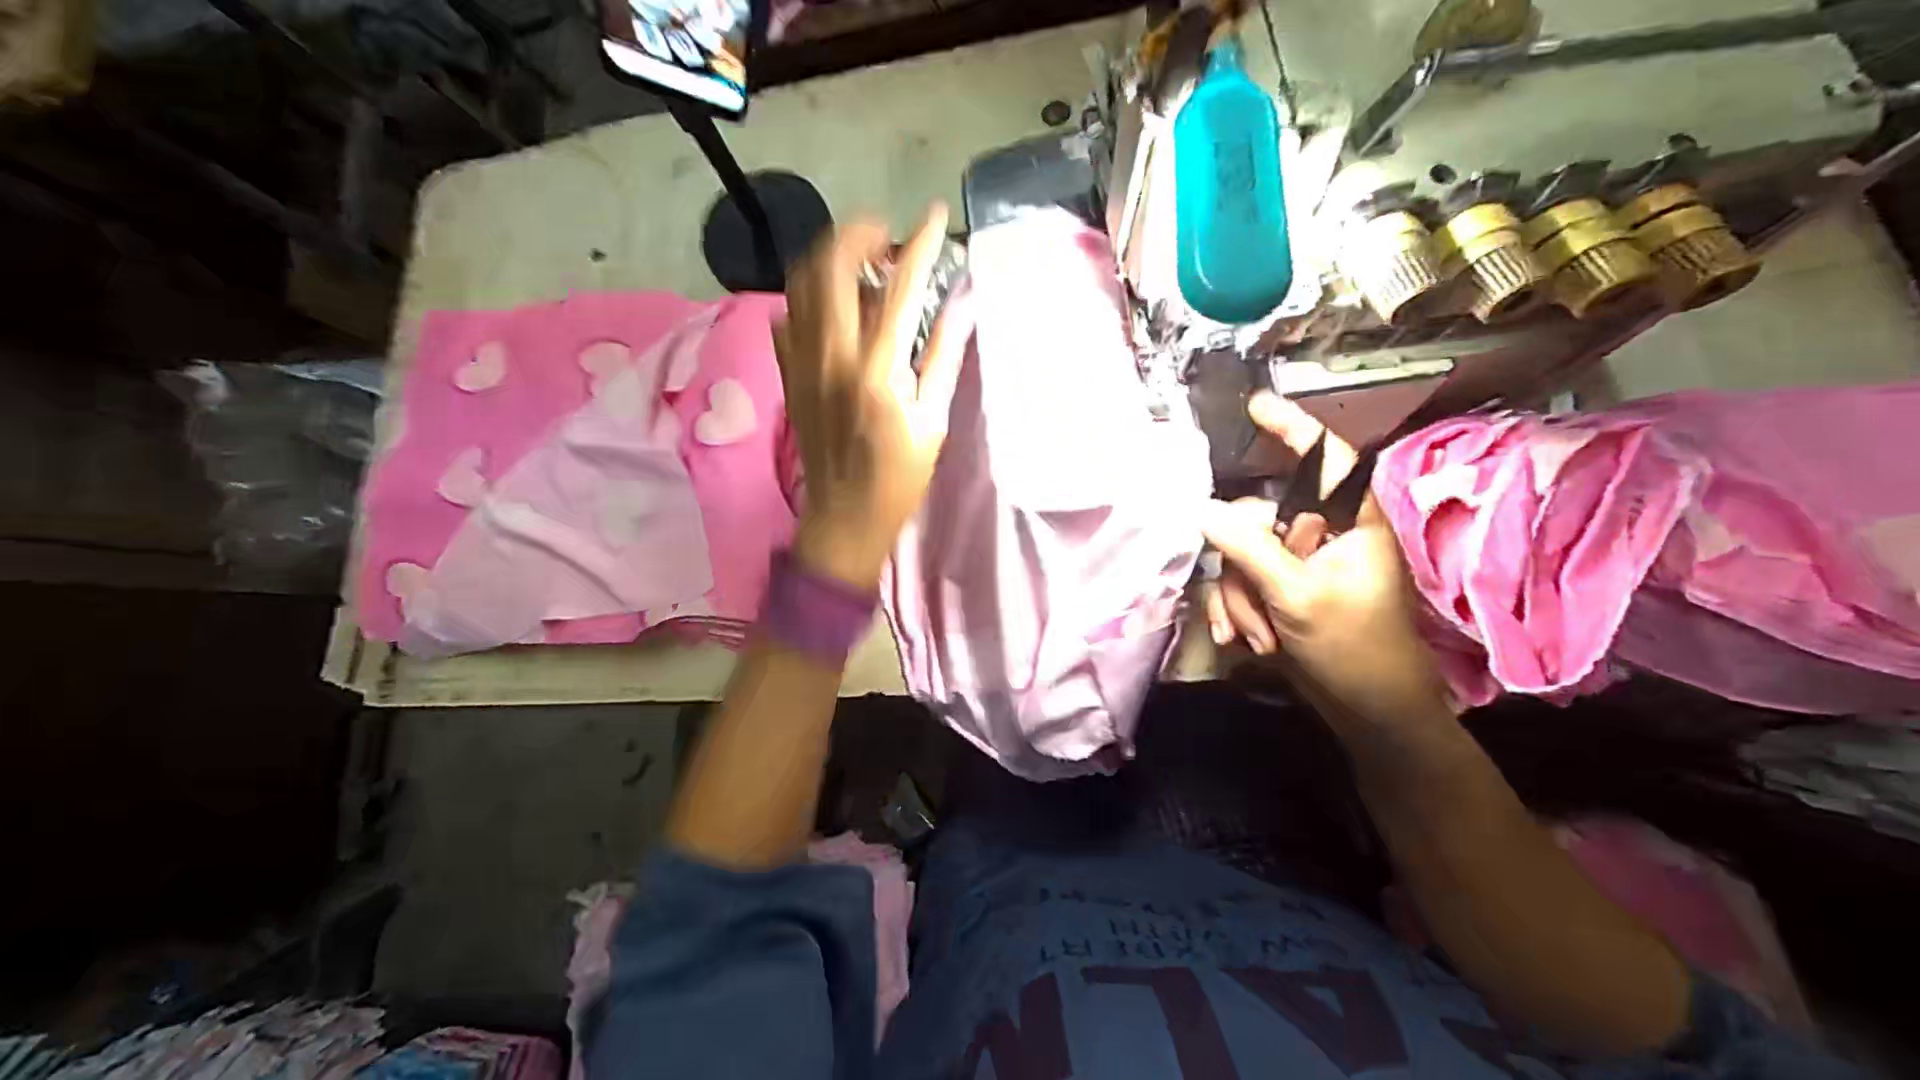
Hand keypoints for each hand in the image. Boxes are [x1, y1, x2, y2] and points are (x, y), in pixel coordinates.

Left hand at [774, 203, 975, 589]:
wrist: (844, 517)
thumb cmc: (898, 476)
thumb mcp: (933, 419)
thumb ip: (945, 353)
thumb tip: (963, 299)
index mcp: (877, 370)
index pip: (899, 287)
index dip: (920, 243)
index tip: (936, 214)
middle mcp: (831, 356)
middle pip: (830, 266)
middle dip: (859, 234)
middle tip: (887, 236)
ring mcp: (801, 363)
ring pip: (800, 283)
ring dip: (829, 259)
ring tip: (859, 264)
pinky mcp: (787, 374)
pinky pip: (788, 317)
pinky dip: (809, 299)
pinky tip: (833, 308)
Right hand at [1200, 392, 1455, 727]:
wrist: (1367, 710)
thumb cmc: (1354, 648)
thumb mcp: (1296, 596)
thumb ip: (1248, 548)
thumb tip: (1200, 508)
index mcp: (1350, 522)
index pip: (1324, 460)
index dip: (1292, 429)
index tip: (1255, 406)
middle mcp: (1323, 534)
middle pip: (1258, 519)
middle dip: (1242, 569)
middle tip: (1253, 613)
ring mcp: (1300, 562)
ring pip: (1241, 555)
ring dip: (1239, 598)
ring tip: (1256, 639)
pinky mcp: (1282, 588)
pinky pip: (1241, 581)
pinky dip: (1236, 609)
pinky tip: (1241, 640)